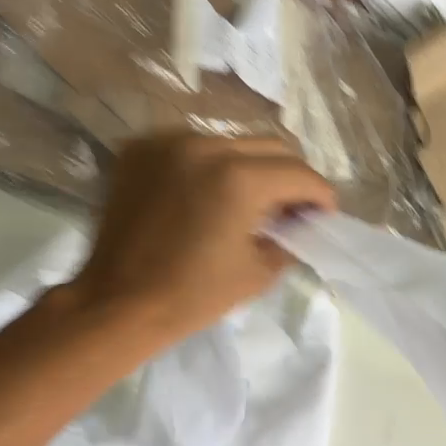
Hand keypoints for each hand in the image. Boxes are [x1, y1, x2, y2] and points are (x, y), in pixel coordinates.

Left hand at [61, 134, 335, 342]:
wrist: (120, 302)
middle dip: (290, 176)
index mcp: (239, 179)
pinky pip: (191, 147)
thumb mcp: (258, 272)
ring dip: (250, 168)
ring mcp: (168, 142)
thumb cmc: (194, 296)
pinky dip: (209, 168)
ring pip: (231, 142)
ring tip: (249, 203)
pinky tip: (207, 198)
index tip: (325, 214)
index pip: (299, 172)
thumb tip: (298, 223)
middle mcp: (205, 146)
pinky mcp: (140, 149)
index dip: (321, 194)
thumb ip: (288, 239)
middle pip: (269, 145)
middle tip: (294, 208)